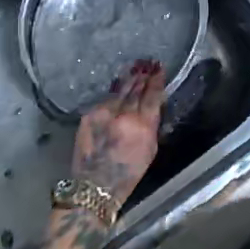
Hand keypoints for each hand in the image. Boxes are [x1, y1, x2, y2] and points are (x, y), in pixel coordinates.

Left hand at [70, 59, 164, 200]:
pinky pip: (106, 98)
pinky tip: (119, 83)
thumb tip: (152, 105)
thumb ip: (151, 124)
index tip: (160, 69)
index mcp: (143, 125)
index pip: (152, 95)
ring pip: (120, 89)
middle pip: (136, 88)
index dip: (157, 80)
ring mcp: (105, 112)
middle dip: (143, 75)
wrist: (94, 185)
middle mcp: (124, 114)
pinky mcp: (90, 114)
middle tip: (149, 63)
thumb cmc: (128, 173)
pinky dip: (114, 92)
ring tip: (136, 67)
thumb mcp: (150, 149)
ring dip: (129, 77)